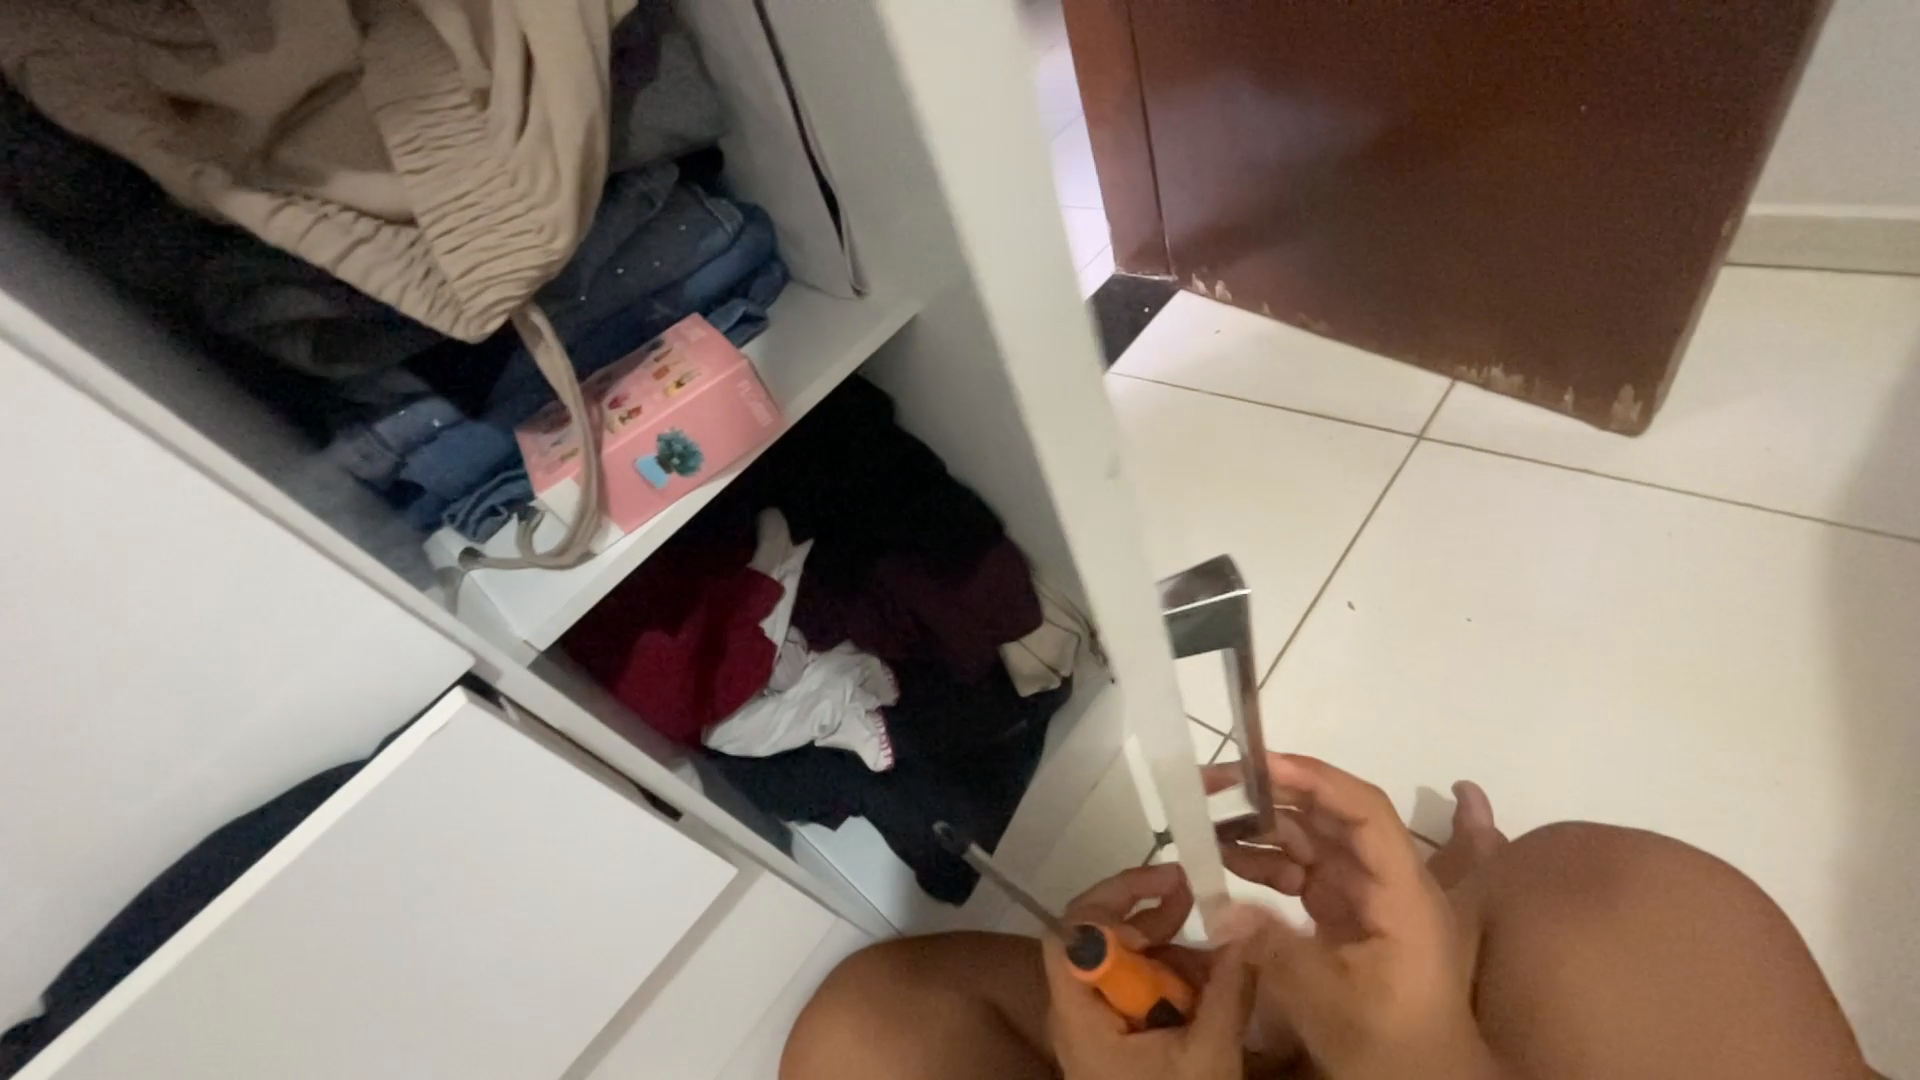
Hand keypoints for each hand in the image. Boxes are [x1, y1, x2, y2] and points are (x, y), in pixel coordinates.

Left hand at [1046, 863, 1254, 1079]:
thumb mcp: (1209, 1061)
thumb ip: (1228, 992)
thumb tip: (1248, 930)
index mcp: (1079, 1015)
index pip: (1070, 936)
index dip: (1111, 901)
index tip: (1164, 886)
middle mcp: (1077, 1012)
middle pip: (1093, 937)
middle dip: (1142, 910)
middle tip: (1188, 890)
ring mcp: (1095, 1024)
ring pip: (1119, 960)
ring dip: (1162, 940)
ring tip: (1209, 934)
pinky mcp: (1117, 1037)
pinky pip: (1135, 989)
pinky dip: (1168, 974)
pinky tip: (1207, 974)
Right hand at [1207, 755, 1498, 1079]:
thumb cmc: (1391, 1049)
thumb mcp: (1327, 1004)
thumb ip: (1272, 947)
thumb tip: (1220, 908)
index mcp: (1401, 892)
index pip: (1365, 812)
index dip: (1316, 780)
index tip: (1260, 766)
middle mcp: (1385, 879)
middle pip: (1330, 813)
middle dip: (1273, 792)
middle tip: (1213, 784)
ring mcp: (1363, 892)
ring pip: (1309, 835)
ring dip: (1260, 824)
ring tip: (1207, 819)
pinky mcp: (1343, 908)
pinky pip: (1300, 866)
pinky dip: (1263, 858)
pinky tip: (1224, 857)